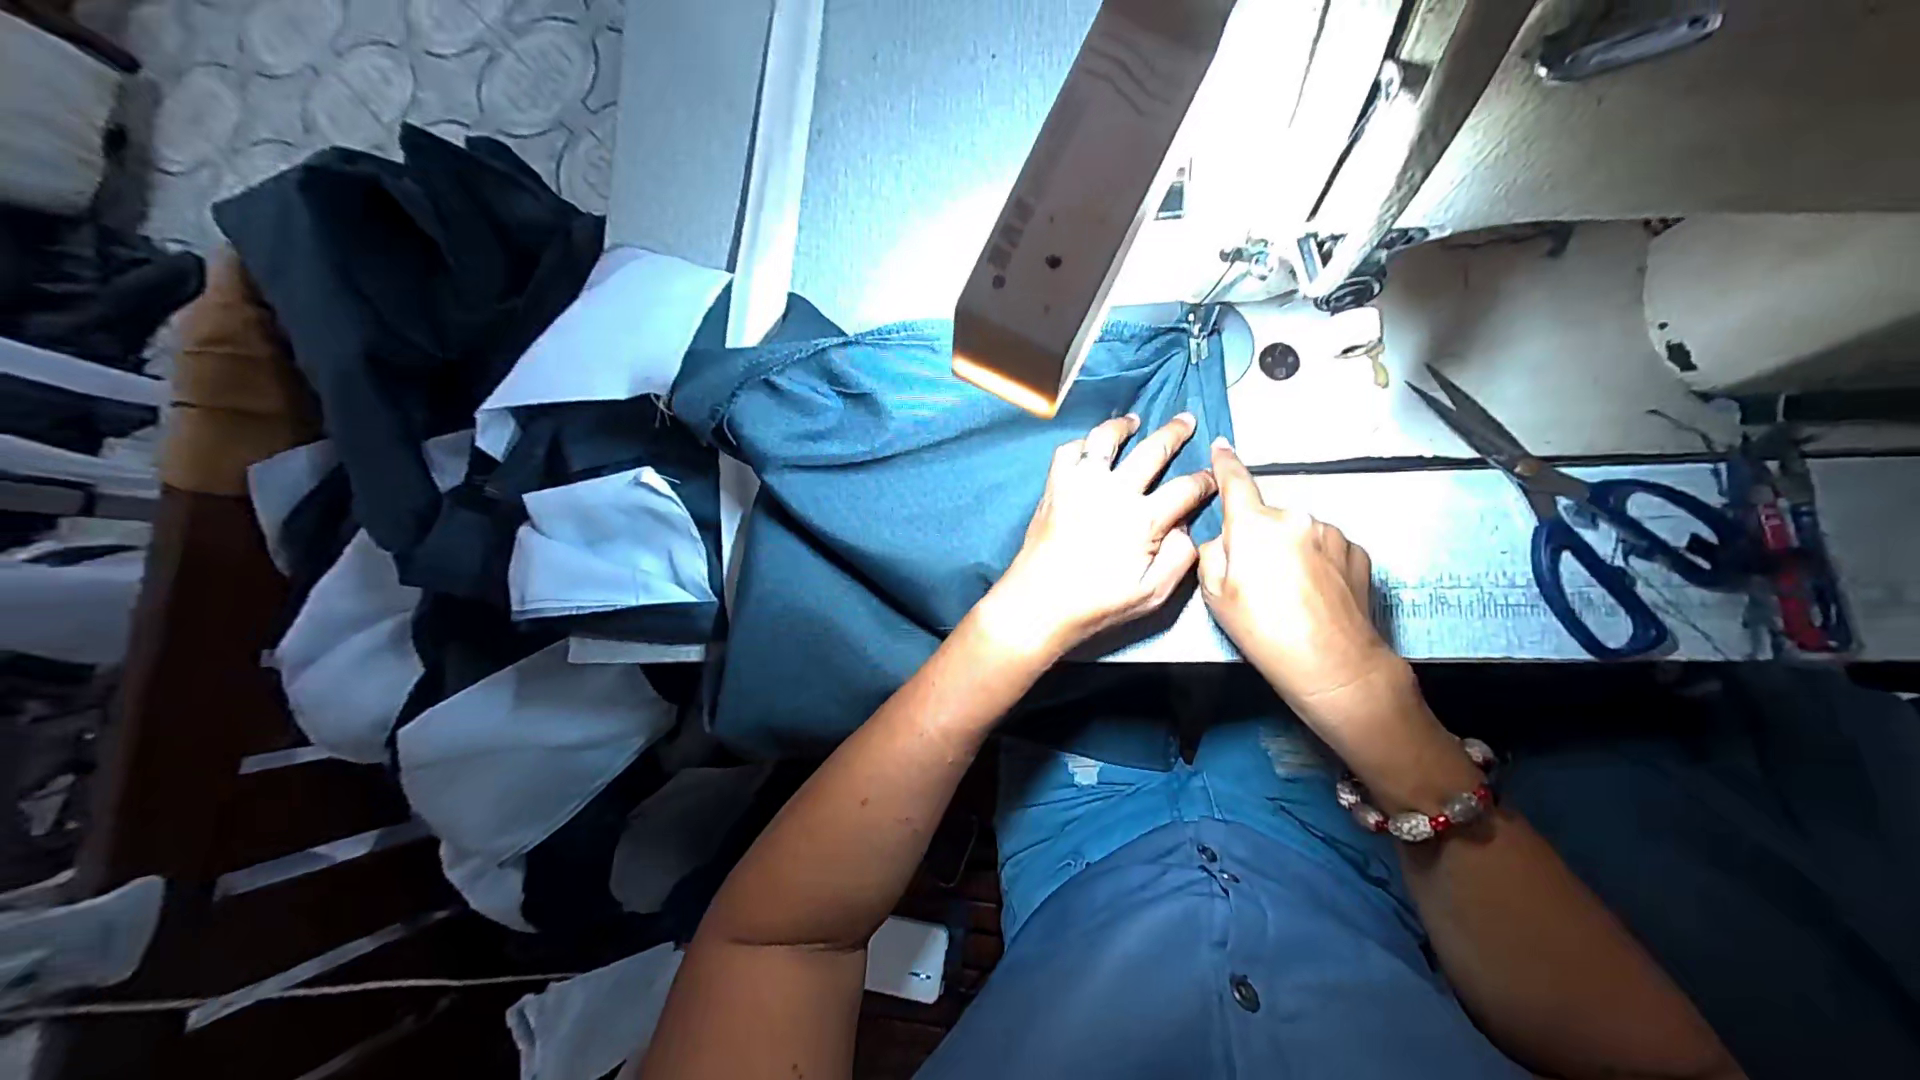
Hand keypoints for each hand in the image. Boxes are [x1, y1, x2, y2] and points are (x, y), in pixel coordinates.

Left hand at [978, 413, 1216, 659]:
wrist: (1038, 603)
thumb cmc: (1096, 604)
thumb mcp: (1152, 593)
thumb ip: (1180, 557)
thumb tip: (1186, 527)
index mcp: (1144, 518)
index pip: (1186, 488)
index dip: (1206, 480)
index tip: (1213, 476)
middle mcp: (1114, 491)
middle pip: (1153, 450)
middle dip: (1175, 433)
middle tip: (1186, 420)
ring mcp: (1081, 484)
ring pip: (1105, 439)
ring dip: (1123, 426)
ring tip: (1134, 420)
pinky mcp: (1055, 486)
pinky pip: (1068, 451)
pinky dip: (1082, 444)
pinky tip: (1089, 446)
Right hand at [1196, 438, 1410, 727]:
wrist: (1334, 665)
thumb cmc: (1265, 632)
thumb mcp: (1215, 596)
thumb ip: (1211, 554)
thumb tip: (1224, 540)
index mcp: (1254, 525)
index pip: (1235, 482)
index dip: (1225, 464)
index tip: (1222, 447)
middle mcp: (1295, 518)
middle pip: (1266, 517)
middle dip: (1258, 537)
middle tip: (1257, 578)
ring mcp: (1330, 533)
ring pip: (1297, 532)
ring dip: (1289, 551)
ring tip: (1290, 593)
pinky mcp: (1356, 551)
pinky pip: (1324, 547)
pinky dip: (1316, 562)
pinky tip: (1314, 594)